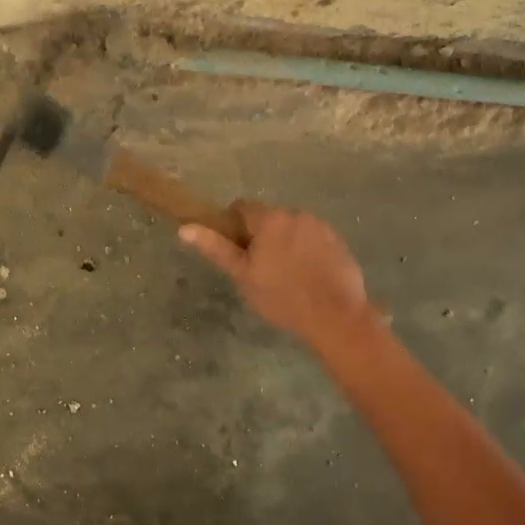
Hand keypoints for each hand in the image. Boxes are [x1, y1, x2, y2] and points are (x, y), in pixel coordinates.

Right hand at [180, 203, 375, 346]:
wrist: (335, 316)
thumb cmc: (281, 296)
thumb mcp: (242, 275)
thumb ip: (216, 248)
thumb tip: (184, 228)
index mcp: (270, 219)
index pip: (242, 208)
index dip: (233, 226)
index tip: (236, 251)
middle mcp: (297, 214)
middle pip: (269, 219)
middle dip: (261, 237)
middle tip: (259, 270)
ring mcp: (322, 227)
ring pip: (293, 229)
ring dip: (285, 243)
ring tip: (285, 277)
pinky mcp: (339, 243)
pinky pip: (314, 240)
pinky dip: (306, 252)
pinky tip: (307, 278)